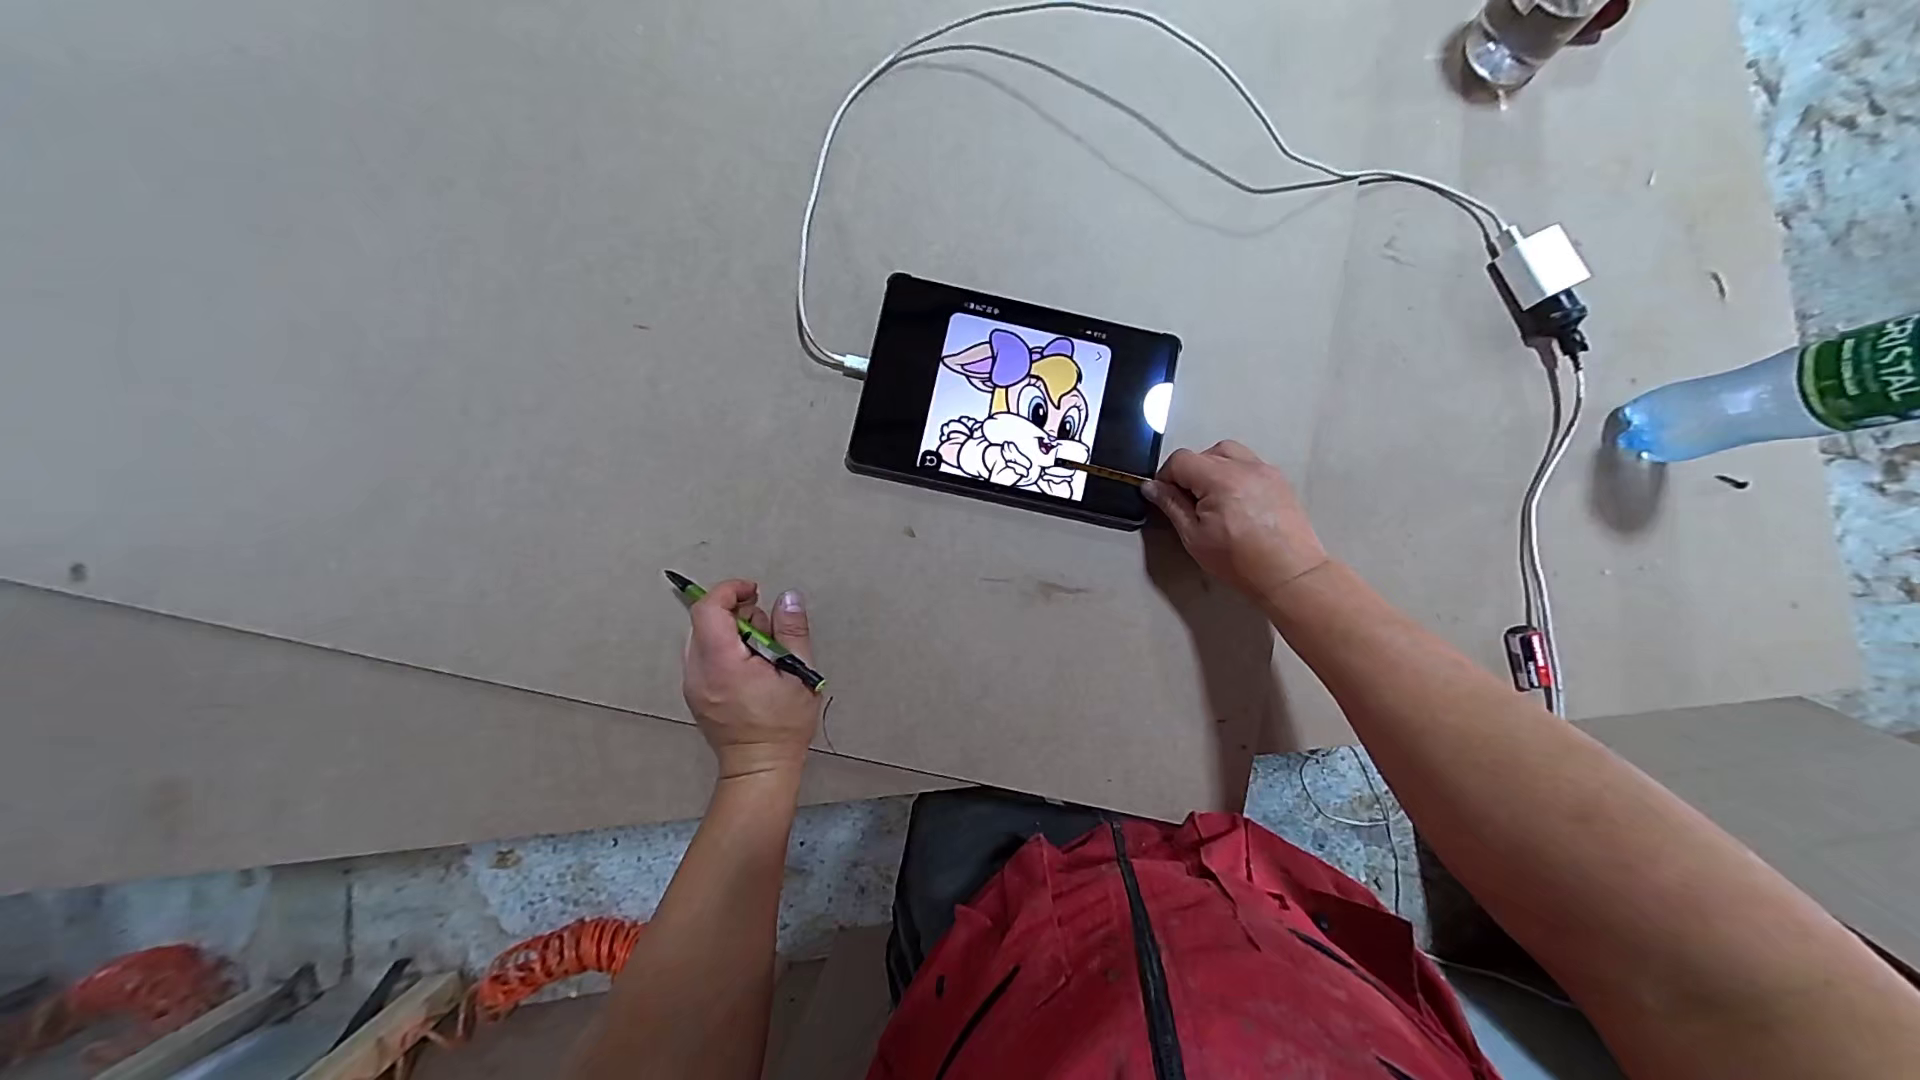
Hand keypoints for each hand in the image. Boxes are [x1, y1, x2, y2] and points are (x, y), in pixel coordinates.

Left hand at [681, 579, 820, 779]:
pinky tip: (750, 666)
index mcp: (722, 664)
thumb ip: (792, 631)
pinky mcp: (694, 691)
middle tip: (767, 628)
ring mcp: (692, 683)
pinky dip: (725, 648)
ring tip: (762, 652)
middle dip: (736, 612)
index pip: (709, 609)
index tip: (753, 591)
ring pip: (704, 636)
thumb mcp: (799, 673)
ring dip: (731, 631)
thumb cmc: (781, 727)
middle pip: (705, 620)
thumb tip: (788, 599)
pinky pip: (703, 654)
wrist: (759, 767)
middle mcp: (698, 671)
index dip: (730, 591)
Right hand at [1142, 441, 1329, 606]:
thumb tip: (1152, 488)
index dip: (1166, 477)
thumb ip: (1171, 505)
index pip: (1181, 460)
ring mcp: (1265, 471)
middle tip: (1188, 501)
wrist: (1289, 573)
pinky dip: (1234, 474)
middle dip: (1189, 472)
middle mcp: (1245, 467)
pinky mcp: (1278, 480)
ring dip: (1212, 468)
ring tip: (1211, 498)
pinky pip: (1248, 464)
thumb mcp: (1194, 537)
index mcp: (1221, 479)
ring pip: (1228, 453)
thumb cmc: (1242, 561)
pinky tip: (1233, 501)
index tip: (1164, 495)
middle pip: (1205, 452)